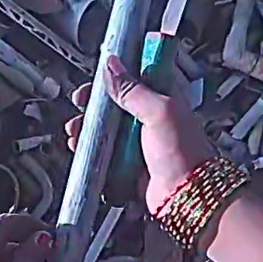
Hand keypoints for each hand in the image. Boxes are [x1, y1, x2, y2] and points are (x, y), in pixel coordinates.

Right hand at [66, 56, 214, 210]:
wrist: (186, 196)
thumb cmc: (184, 154)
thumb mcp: (159, 112)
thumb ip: (133, 89)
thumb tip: (111, 65)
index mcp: (163, 98)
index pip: (135, 75)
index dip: (115, 73)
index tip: (97, 75)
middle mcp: (149, 117)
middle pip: (114, 102)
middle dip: (94, 103)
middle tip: (81, 103)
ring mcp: (138, 140)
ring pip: (106, 128)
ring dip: (88, 128)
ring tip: (76, 131)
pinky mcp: (128, 162)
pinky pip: (104, 152)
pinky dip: (91, 150)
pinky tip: (82, 149)